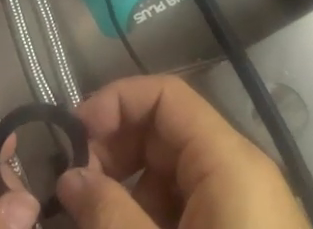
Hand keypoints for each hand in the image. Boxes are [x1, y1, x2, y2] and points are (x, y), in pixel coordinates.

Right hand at [56, 75, 308, 228]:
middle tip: (72, 189)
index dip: (115, 102)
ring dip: (127, 188)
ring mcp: (242, 209)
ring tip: (89, 219)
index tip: (70, 137)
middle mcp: (239, 173)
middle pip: (167, 131)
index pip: (166, 95)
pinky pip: (188, 209)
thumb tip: (70, 177)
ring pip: (173, 174)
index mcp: (228, 162)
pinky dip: (150, 217)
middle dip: (114, 150)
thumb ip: (108, 214)